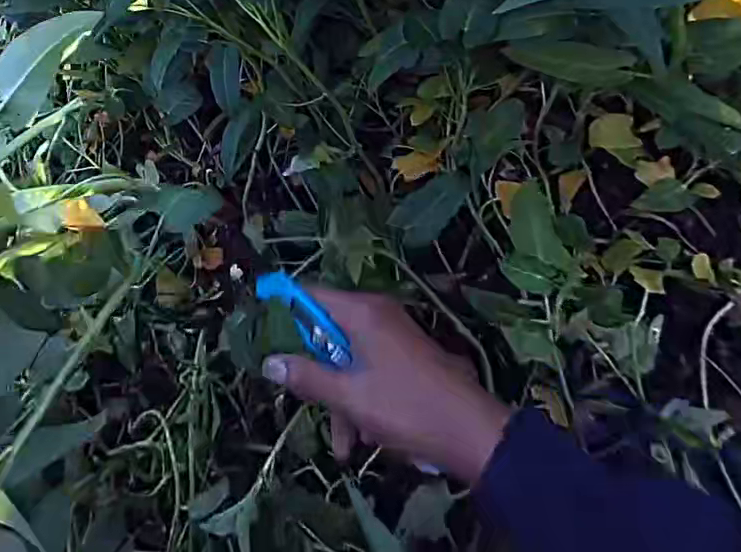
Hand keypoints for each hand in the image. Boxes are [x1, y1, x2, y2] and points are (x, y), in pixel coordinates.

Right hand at [261, 287, 511, 483]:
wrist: (474, 434)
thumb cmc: (406, 407)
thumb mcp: (349, 397)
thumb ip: (307, 377)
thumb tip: (269, 361)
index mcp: (360, 310)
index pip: (309, 294)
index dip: (285, 309)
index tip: (266, 333)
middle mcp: (375, 312)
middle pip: (327, 331)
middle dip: (317, 374)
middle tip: (311, 407)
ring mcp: (393, 332)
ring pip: (348, 356)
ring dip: (339, 397)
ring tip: (345, 445)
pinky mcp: (406, 353)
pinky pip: (369, 365)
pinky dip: (360, 396)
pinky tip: (363, 439)